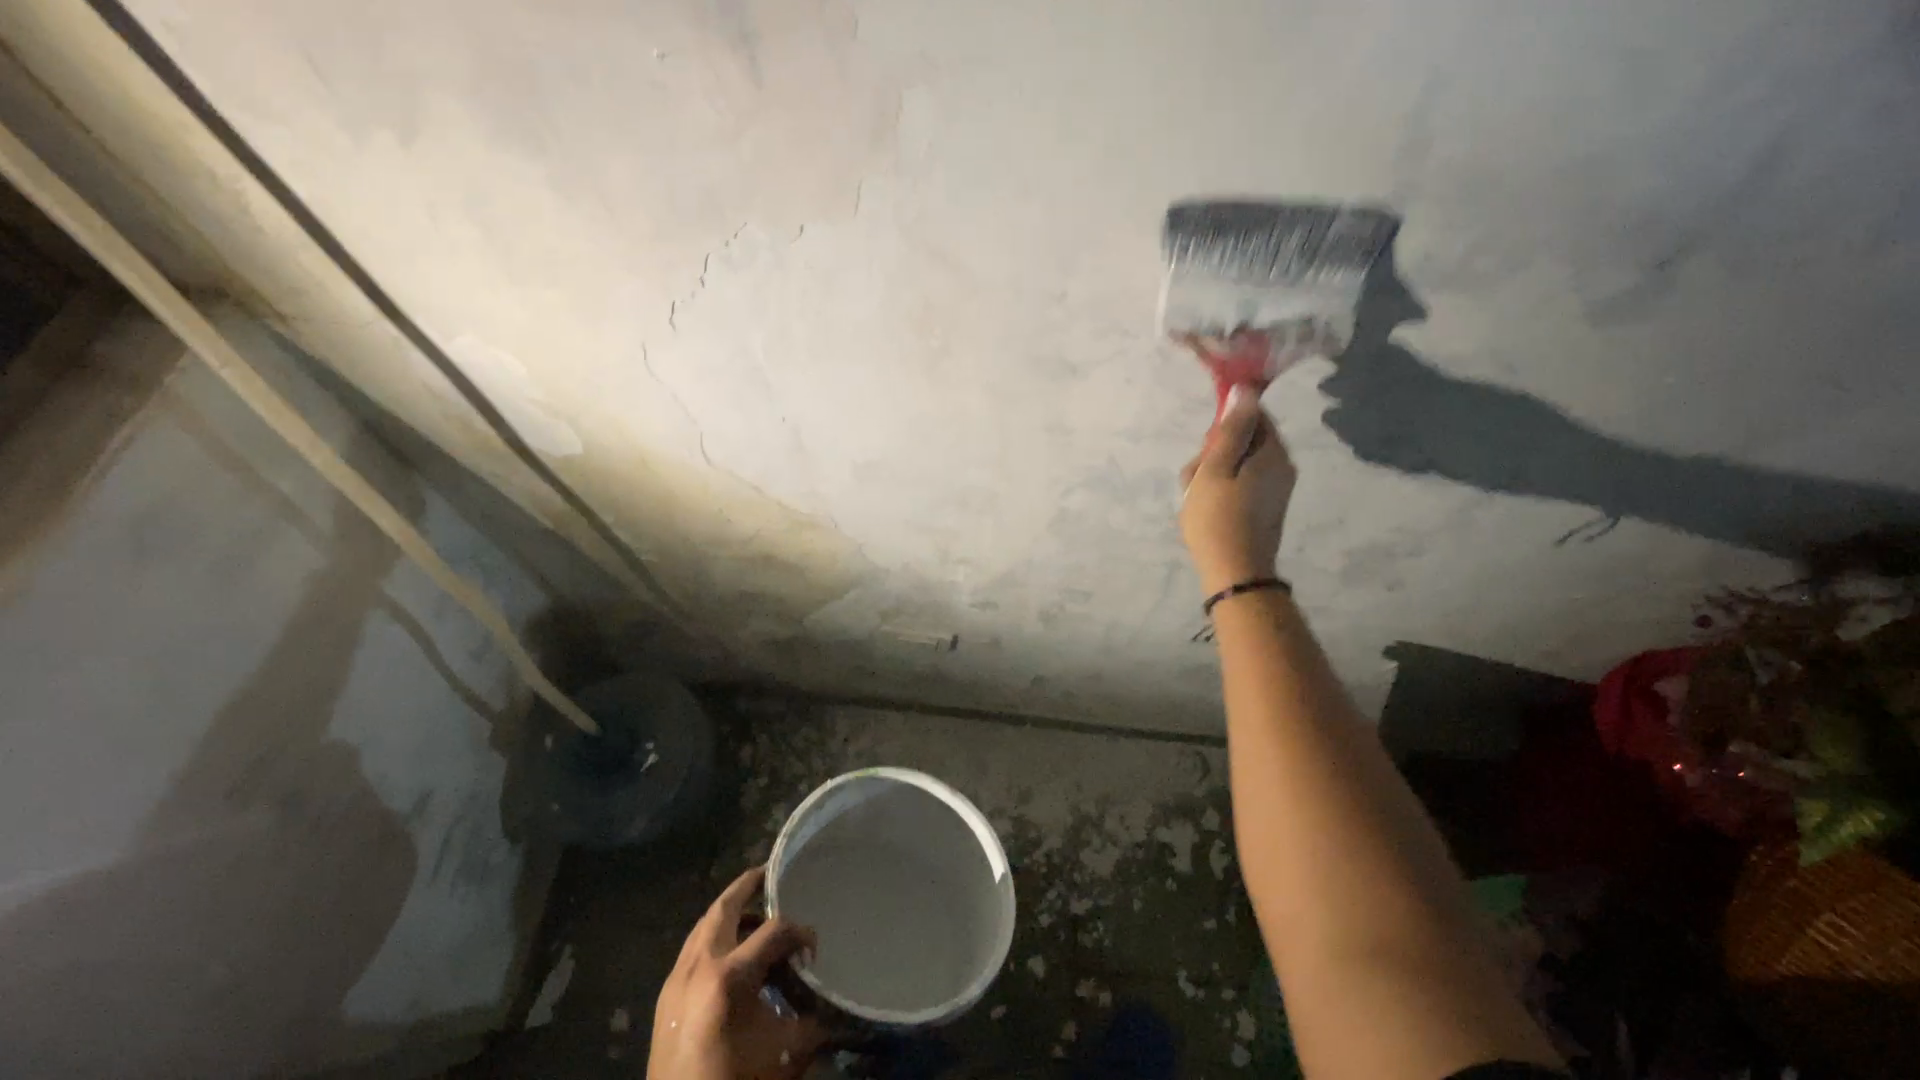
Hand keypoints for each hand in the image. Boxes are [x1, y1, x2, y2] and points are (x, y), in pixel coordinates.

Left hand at [649, 867, 822, 1079]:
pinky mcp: (665, 997)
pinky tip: (728, 953)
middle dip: (746, 888)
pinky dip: (711, 937)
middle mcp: (700, 965)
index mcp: (731, 975)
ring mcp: (676, 979)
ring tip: (752, 914)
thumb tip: (831, 1005)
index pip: (774, 931)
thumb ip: (813, 1020)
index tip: (813, 950)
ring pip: (701, 927)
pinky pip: (691, 950)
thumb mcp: (788, 1054)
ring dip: (727, 913)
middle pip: (723, 908)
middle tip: (767, 876)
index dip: (801, 933)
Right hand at [1180, 385, 1296, 594]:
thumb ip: (1230, 429)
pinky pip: (1241, 485)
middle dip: (1214, 453)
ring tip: (1195, 497)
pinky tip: (1206, 509)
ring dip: (1212, 474)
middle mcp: (1282, 466)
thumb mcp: (1215, 468)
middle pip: (1244, 440)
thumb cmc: (1218, 517)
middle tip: (1196, 477)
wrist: (1235, 573)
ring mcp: (1275, 489)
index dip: (1225, 424)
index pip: (1253, 415)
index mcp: (1273, 452)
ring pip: (1238, 464)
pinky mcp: (1265, 508)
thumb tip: (1244, 391)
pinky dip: (1221, 491)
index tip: (1206, 446)